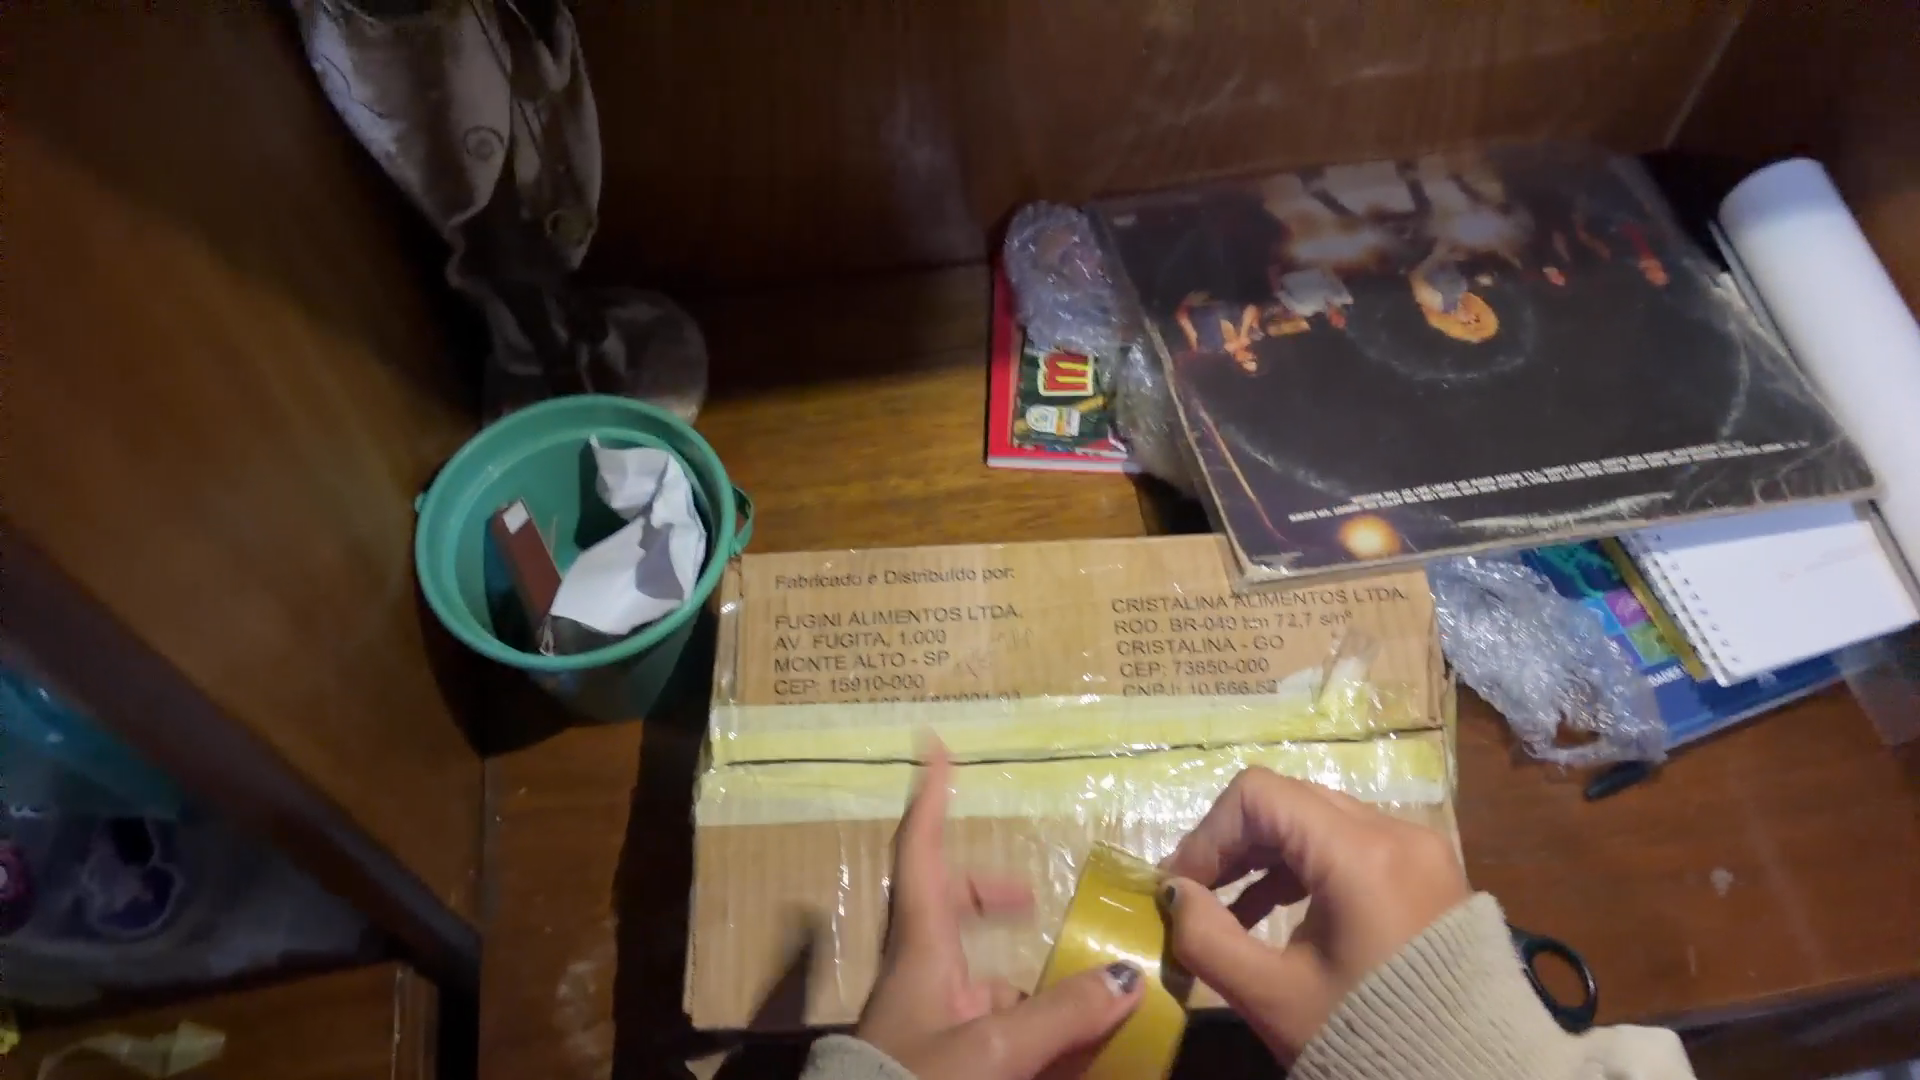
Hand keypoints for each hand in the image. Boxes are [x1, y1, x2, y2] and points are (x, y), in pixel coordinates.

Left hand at [857, 745, 1143, 1079]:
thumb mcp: (992, 1050)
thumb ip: (1060, 1015)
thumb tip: (1125, 977)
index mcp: (920, 944)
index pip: (919, 849)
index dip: (928, 795)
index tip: (933, 746)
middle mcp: (925, 971)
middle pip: (950, 906)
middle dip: (990, 895)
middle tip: (1027, 899)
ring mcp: (935, 1016)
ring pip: (985, 979)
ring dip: (1032, 986)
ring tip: (1089, 999)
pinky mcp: (950, 1056)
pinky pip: (1000, 1029)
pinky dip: (1037, 1032)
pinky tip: (1080, 1055)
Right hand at [1160, 767, 1468, 1062]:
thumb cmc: (1370, 1043)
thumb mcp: (1272, 998)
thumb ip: (1205, 935)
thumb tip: (1173, 891)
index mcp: (1362, 854)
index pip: (1258, 795)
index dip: (1209, 832)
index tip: (1183, 883)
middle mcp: (1395, 831)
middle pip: (1285, 800)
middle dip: (1232, 841)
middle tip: (1196, 889)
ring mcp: (1416, 848)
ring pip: (1312, 818)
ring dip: (1261, 852)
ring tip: (1225, 901)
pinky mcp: (1424, 871)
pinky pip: (1344, 843)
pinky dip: (1298, 865)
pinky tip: (1269, 910)